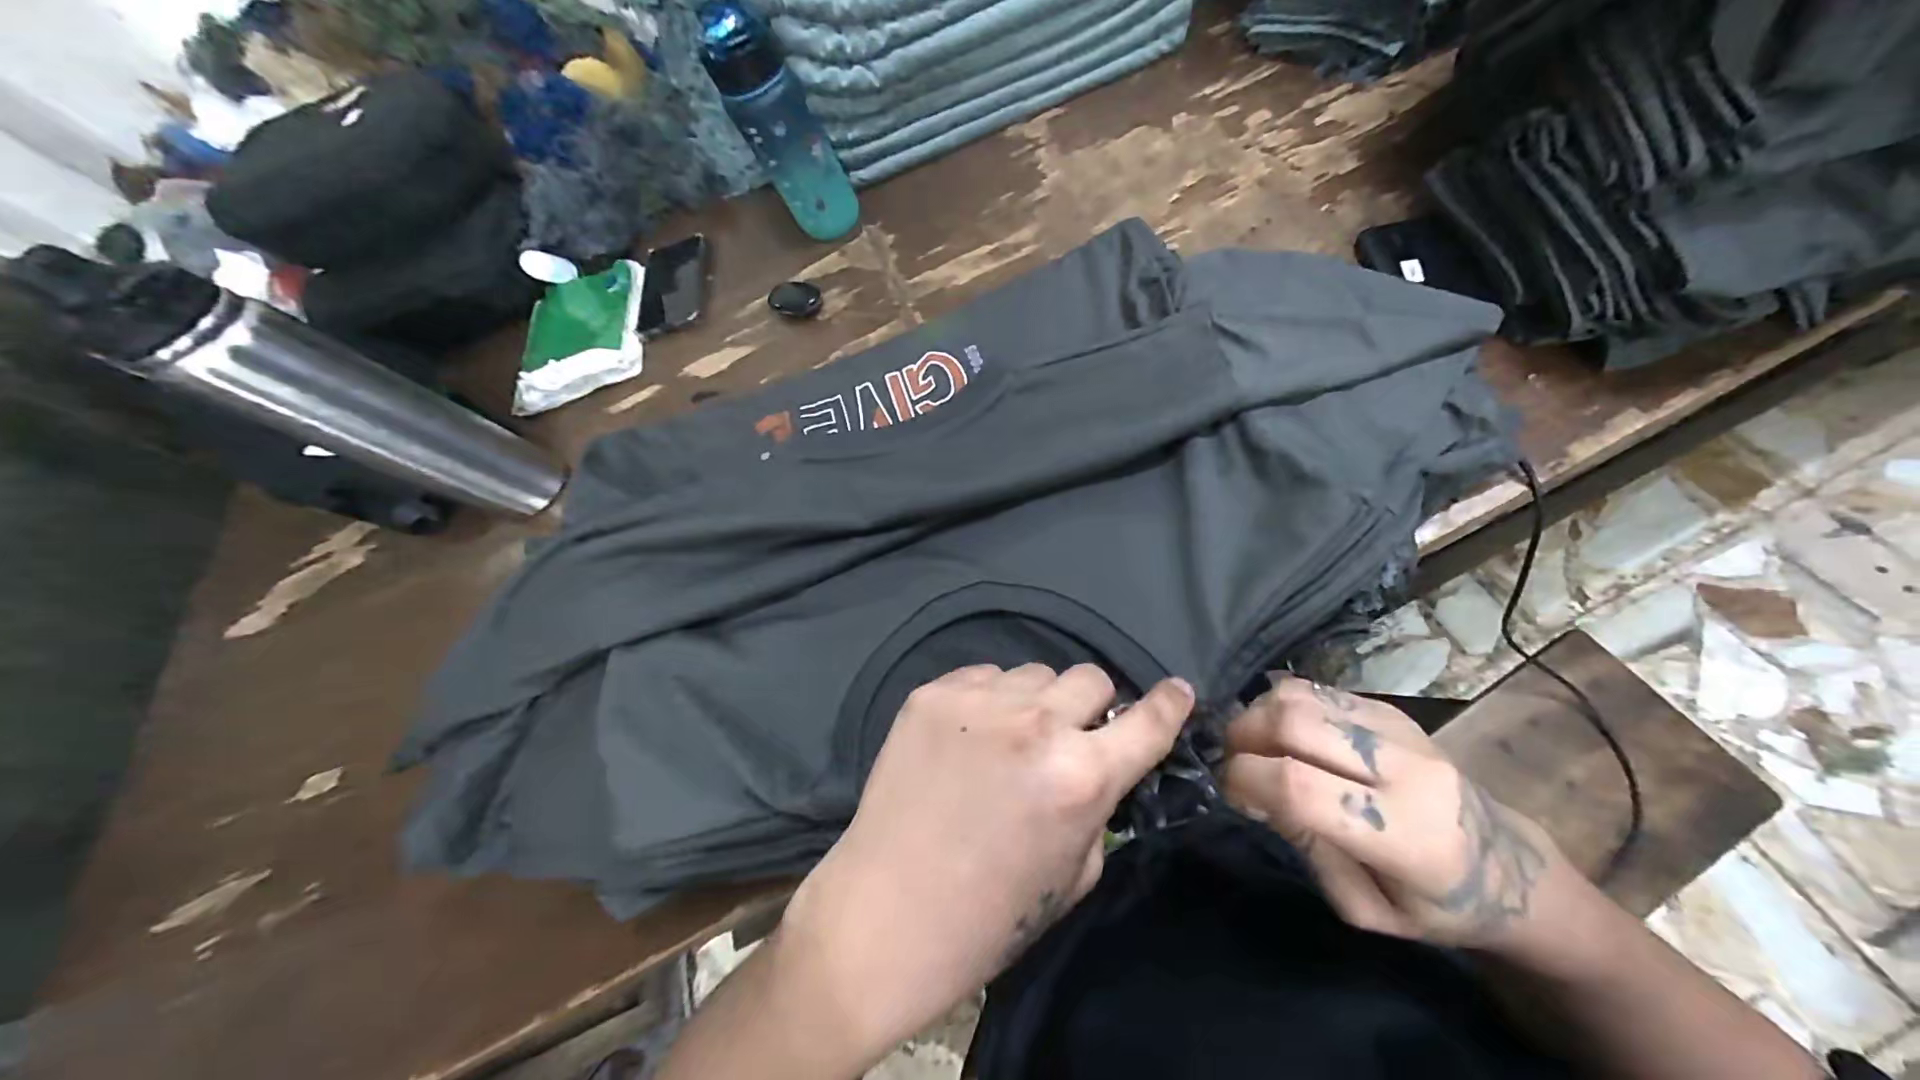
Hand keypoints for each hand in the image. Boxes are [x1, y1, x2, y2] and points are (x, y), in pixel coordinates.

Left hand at [779, 664, 1193, 1061]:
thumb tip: (1101, 763)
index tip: (1177, 691)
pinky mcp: (931, 695)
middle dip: (1090, 708)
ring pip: (1035, 672)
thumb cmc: (991, 915)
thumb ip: (1099, 804)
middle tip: (1068, 740)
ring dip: (1037, 702)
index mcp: (1083, 776)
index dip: (1169, 704)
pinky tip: (968, 738)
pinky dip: (990, 700)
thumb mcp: (1077, 872)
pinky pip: (983, 676)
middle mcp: (1036, 725)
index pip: (1147, 721)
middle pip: (1090, 678)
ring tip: (1009, 741)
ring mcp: (978, 702)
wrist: (888, 911)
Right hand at [1223, 675, 1570, 949]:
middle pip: (1293, 721)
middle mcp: (1405, 768)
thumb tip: (1256, 792)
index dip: (1244, 781)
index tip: (1231, 795)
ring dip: (1257, 715)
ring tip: (1255, 746)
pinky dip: (1281, 707)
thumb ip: (1308, 847)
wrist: (1510, 869)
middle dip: (1242, 737)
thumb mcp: (1365, 910)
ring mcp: (1399, 729)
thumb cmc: (1436, 906)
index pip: (1298, 786)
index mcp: (1404, 834)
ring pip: (1299, 694)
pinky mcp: (1390, 710)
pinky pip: (1315, 689)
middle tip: (1235, 763)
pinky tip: (1284, 736)